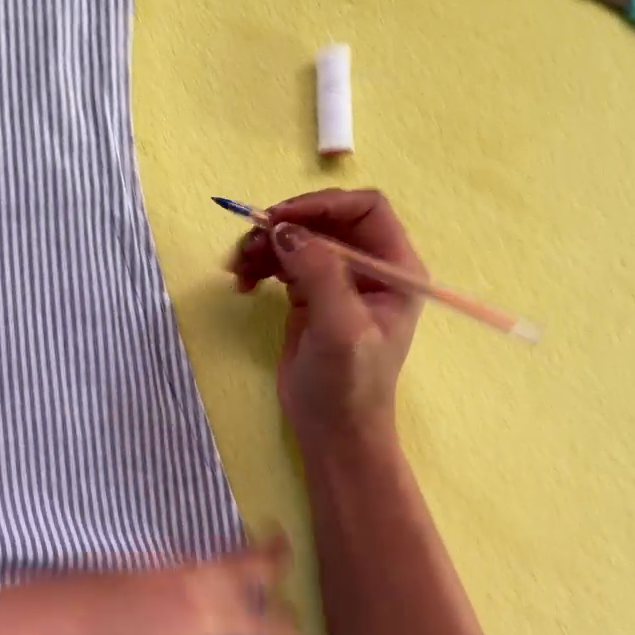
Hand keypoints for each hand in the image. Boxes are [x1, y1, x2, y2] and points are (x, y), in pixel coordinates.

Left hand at [0, 542, 313, 634]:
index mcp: (202, 616)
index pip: (261, 619)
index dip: (284, 629)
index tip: (301, 633)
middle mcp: (177, 580)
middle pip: (232, 564)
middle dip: (264, 557)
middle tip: (285, 540)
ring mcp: (140, 567)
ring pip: (198, 555)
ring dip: (227, 552)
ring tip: (242, 549)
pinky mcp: (110, 566)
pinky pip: (168, 554)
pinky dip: (190, 556)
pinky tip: (176, 566)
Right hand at [227, 189, 423, 449]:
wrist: (332, 429)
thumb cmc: (350, 383)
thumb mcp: (340, 327)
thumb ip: (319, 273)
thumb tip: (284, 230)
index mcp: (394, 268)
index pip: (364, 209)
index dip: (323, 205)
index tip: (281, 219)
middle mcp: (367, 267)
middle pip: (323, 219)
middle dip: (285, 226)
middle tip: (250, 243)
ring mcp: (335, 280)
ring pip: (296, 238)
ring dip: (264, 245)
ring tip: (240, 268)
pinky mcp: (307, 295)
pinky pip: (280, 262)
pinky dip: (259, 264)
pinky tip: (244, 283)